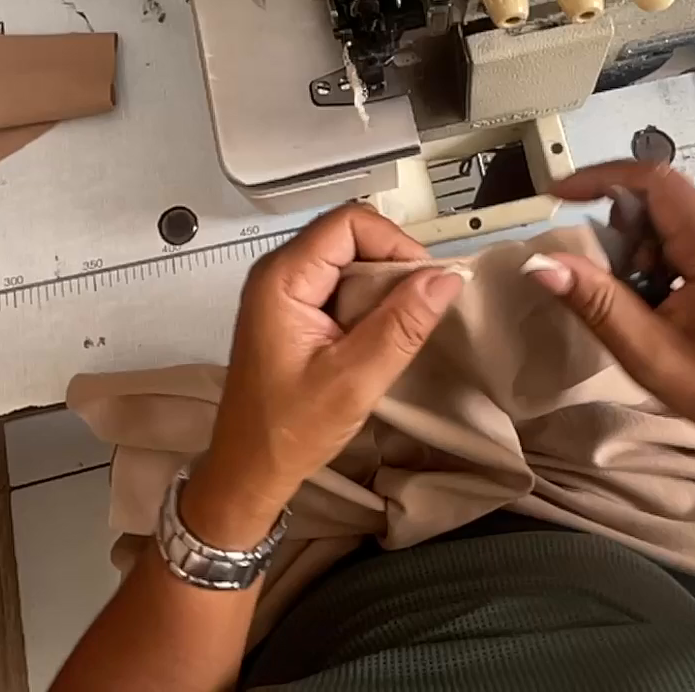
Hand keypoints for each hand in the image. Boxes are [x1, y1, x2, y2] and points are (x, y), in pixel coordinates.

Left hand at [184, 204, 468, 547]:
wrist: (248, 471)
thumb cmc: (290, 430)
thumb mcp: (354, 380)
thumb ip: (401, 324)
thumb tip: (446, 278)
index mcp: (282, 278)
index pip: (348, 222)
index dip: (394, 242)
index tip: (425, 281)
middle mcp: (278, 271)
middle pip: (348, 234)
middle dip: (391, 262)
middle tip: (420, 304)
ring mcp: (283, 289)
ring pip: (347, 257)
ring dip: (382, 283)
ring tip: (403, 321)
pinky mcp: (293, 308)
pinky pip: (338, 282)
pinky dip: (367, 298)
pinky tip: (379, 331)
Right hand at [523, 161, 694, 498]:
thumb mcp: (649, 351)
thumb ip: (594, 300)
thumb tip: (538, 263)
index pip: (653, 181)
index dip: (598, 179)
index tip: (554, 196)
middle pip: (657, 201)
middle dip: (621, 235)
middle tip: (614, 285)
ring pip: (667, 218)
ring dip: (638, 251)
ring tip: (644, 304)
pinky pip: (684, 234)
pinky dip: (658, 260)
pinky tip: (662, 302)